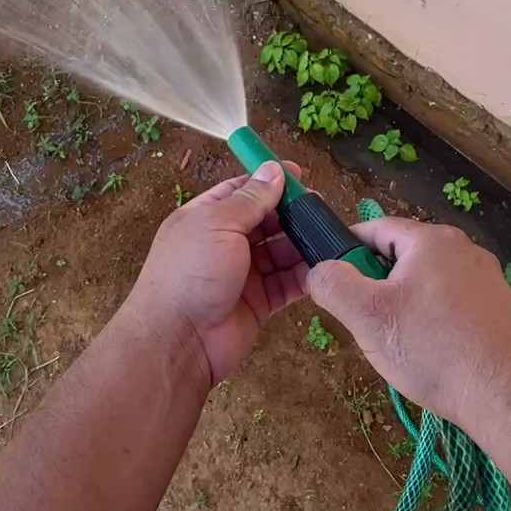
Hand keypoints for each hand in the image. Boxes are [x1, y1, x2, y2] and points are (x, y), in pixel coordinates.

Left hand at [123, 161, 308, 383]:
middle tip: (322, 209)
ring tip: (332, 235)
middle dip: (291, 214)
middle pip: (264, 221)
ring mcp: (241, 274)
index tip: (299, 174)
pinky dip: (305, 275)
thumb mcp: (218, 224)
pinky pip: (286, 283)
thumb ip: (250, 199)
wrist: (178, 341)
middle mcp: (223, 243)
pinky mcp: (258, 303)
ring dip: (303, 244)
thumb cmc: (191, 272)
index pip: (240, 191)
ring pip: (279, 252)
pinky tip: (327, 266)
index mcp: (205, 218)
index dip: (268, 181)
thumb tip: (273, 169)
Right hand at [305, 217, 510, 428]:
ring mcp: (488, 277)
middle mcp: (464, 247)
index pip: (375, 228)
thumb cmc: (432, 349)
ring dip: (405, 302)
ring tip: (401, 341)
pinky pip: (452, 300)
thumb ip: (332, 284)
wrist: (504, 396)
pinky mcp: (501, 306)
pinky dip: (435, 317)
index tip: (336, 282)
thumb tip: (318, 269)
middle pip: (402, 254)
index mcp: (432, 239)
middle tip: (366, 321)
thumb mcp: (366, 316)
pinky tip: (433, 350)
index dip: (347, 251)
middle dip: (378, 283)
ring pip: (427, 279)